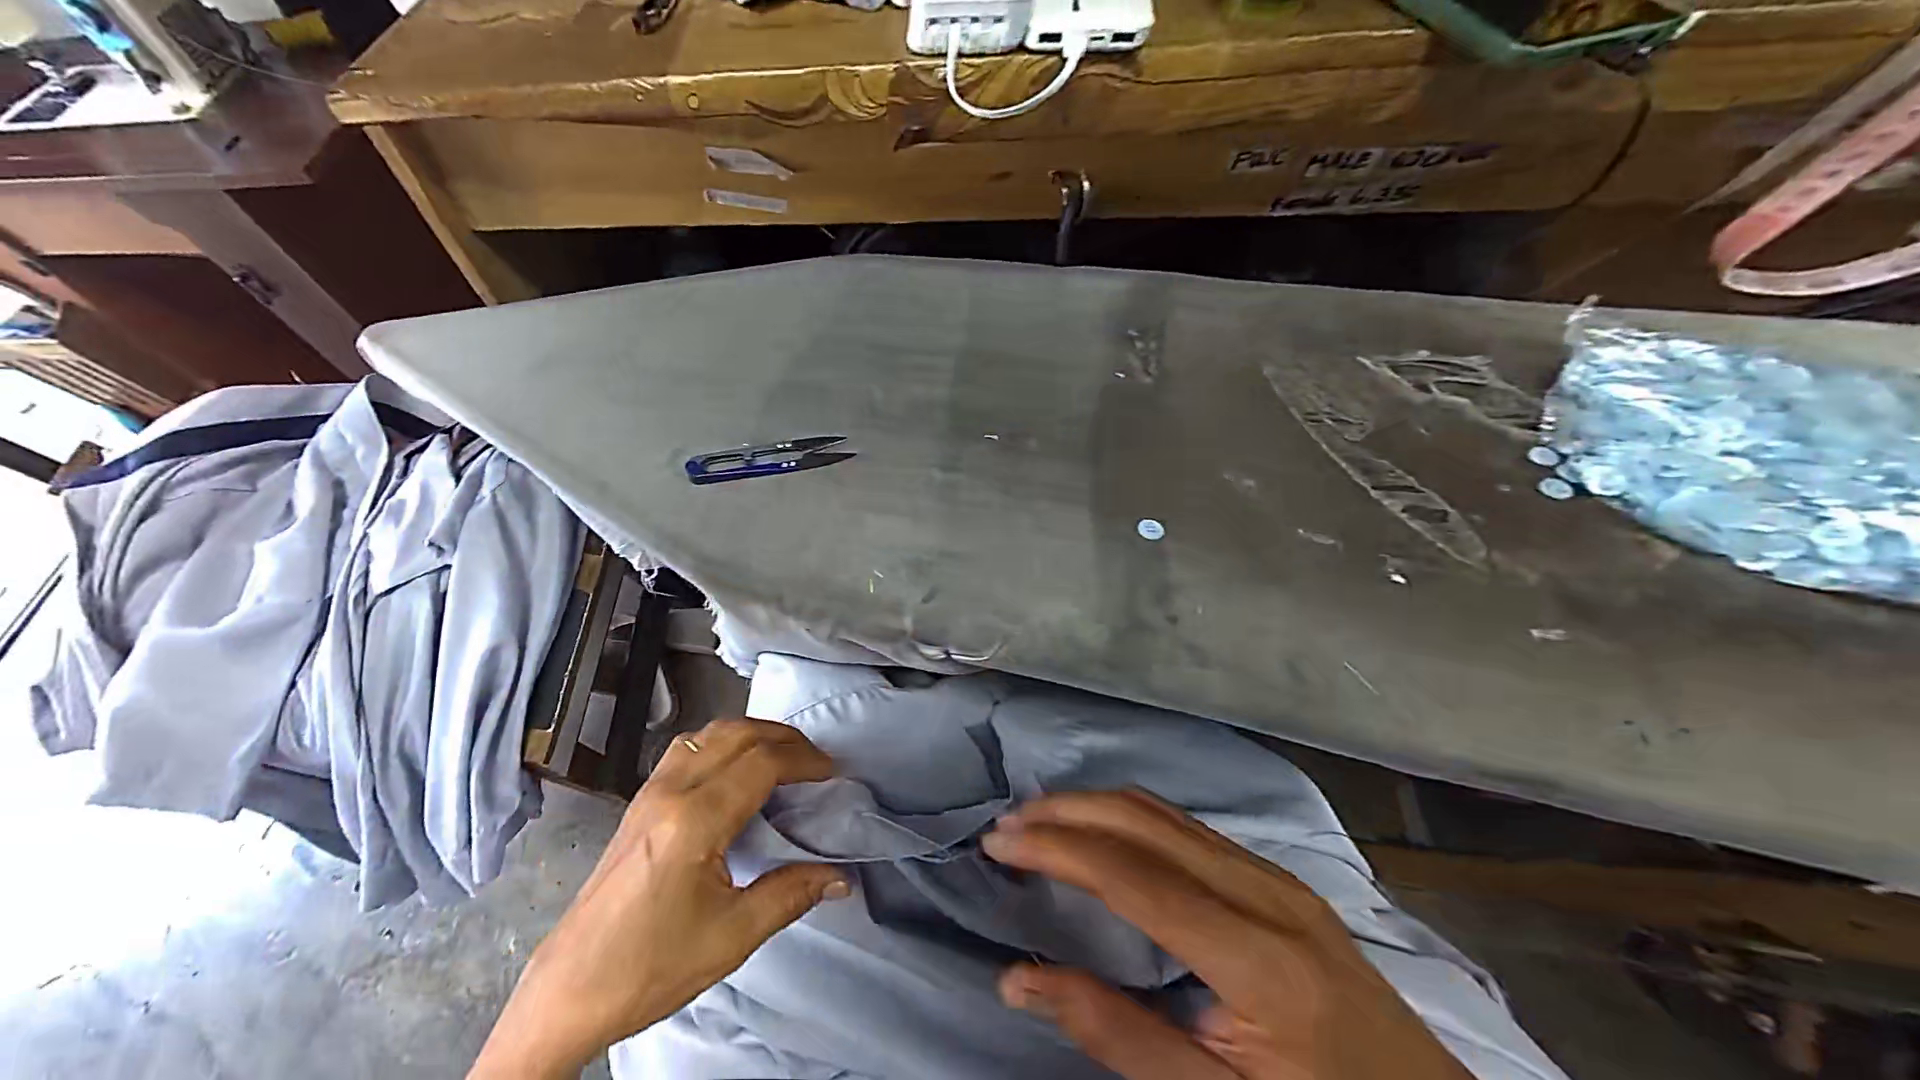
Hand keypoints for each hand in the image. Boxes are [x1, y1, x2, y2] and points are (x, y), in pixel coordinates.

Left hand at [470, 719, 850, 1078]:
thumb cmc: (650, 967)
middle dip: (785, 738)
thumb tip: (841, 877)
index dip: (803, 760)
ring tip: (784, 755)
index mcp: (693, 821)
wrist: (569, 990)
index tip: (832, 773)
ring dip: (753, 733)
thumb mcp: (732, 936)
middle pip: (737, 734)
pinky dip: (724, 742)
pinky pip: (688, 748)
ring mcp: (649, 793)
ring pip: (709, 733)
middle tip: (816, 760)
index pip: (761, 763)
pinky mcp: (638, 804)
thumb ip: (791, 894)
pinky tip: (736, 768)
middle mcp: (669, 793)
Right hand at [983, 790, 1470, 1079]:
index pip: (1133, 875)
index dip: (1056, 850)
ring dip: (1095, 809)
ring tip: (1038, 823)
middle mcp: (1266, 894)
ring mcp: (1278, 880)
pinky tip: (1101, 836)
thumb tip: (1019, 978)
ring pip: (1167, 814)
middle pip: (1146, 822)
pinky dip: (1130, 821)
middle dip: (1067, 813)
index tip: (998, 844)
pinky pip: (1189, 830)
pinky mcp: (1281, 882)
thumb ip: (1116, 1035)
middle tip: (1006, 827)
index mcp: (1256, 957)